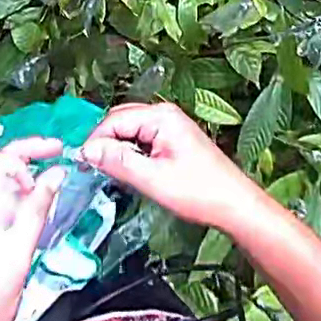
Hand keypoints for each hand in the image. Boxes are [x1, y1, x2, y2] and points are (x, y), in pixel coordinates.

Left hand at [0, 137, 65, 320]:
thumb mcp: (17, 254)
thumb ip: (36, 209)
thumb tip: (56, 174)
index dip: (23, 160)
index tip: (52, 164)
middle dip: (23, 154)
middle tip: (55, 148)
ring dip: (18, 173)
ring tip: (46, 177)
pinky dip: (9, 192)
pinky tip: (29, 198)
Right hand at [79, 102, 269, 232]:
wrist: (238, 207)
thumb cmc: (200, 193)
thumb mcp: (154, 180)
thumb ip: (119, 162)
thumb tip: (87, 150)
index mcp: (160, 116)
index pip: (114, 120)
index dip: (96, 141)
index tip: (82, 162)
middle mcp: (164, 113)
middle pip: (120, 119)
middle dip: (104, 141)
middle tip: (92, 166)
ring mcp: (170, 123)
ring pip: (130, 128)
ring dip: (117, 146)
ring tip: (109, 170)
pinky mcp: (173, 137)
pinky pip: (141, 136)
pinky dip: (130, 150)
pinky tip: (129, 169)